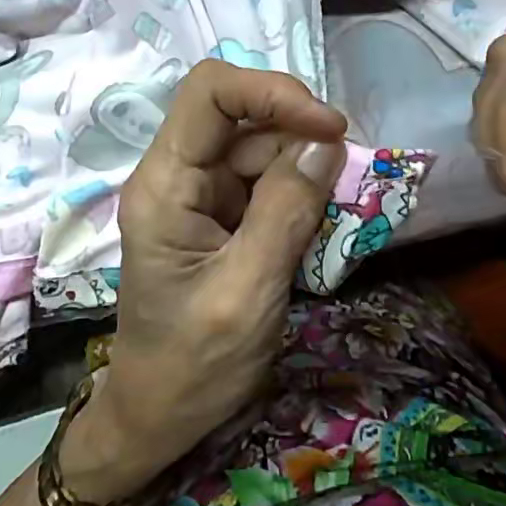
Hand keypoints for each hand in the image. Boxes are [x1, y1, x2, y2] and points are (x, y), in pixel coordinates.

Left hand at [69, 60, 346, 499]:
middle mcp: (176, 175)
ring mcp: (196, 194)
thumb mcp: (249, 290)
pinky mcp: (217, 215)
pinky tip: (315, 225)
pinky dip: (296, 192)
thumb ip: (286, 210)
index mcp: (165, 183)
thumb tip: (325, 142)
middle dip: (297, 135)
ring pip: (258, 147)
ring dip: (303, 168)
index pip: (208, 94)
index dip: (270, 91)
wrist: (159, 414)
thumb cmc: (194, 363)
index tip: (329, 126)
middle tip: (345, 178)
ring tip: (330, 216)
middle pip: (240, 117)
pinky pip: (263, 181)